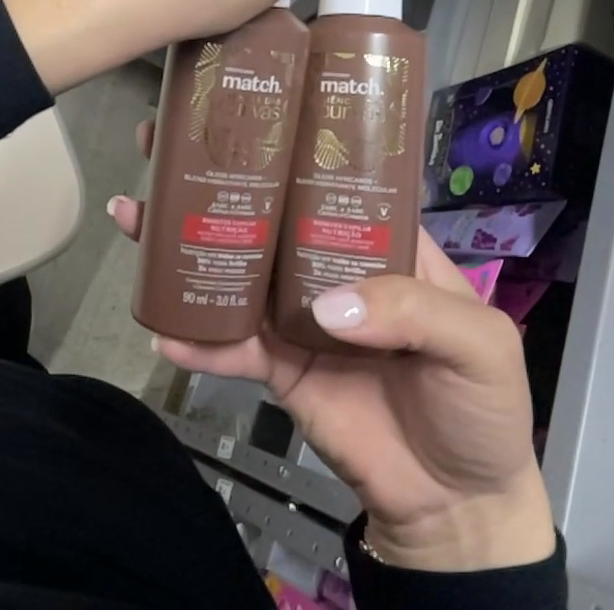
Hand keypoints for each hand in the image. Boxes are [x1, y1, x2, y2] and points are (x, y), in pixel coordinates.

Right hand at [113, 120, 555, 572]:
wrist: (452, 502)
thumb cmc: (481, 407)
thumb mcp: (476, 344)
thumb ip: (411, 312)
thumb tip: (321, 307)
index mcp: (381, 242)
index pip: (331, 178)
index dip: (288, 144)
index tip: (241, 111)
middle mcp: (329, 265)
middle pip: (264, 212)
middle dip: (212, 178)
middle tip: (158, 144)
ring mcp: (295, 314)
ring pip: (232, 268)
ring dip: (183, 243)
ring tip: (132, 212)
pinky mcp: (275, 364)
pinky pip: (228, 347)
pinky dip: (194, 338)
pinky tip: (159, 325)